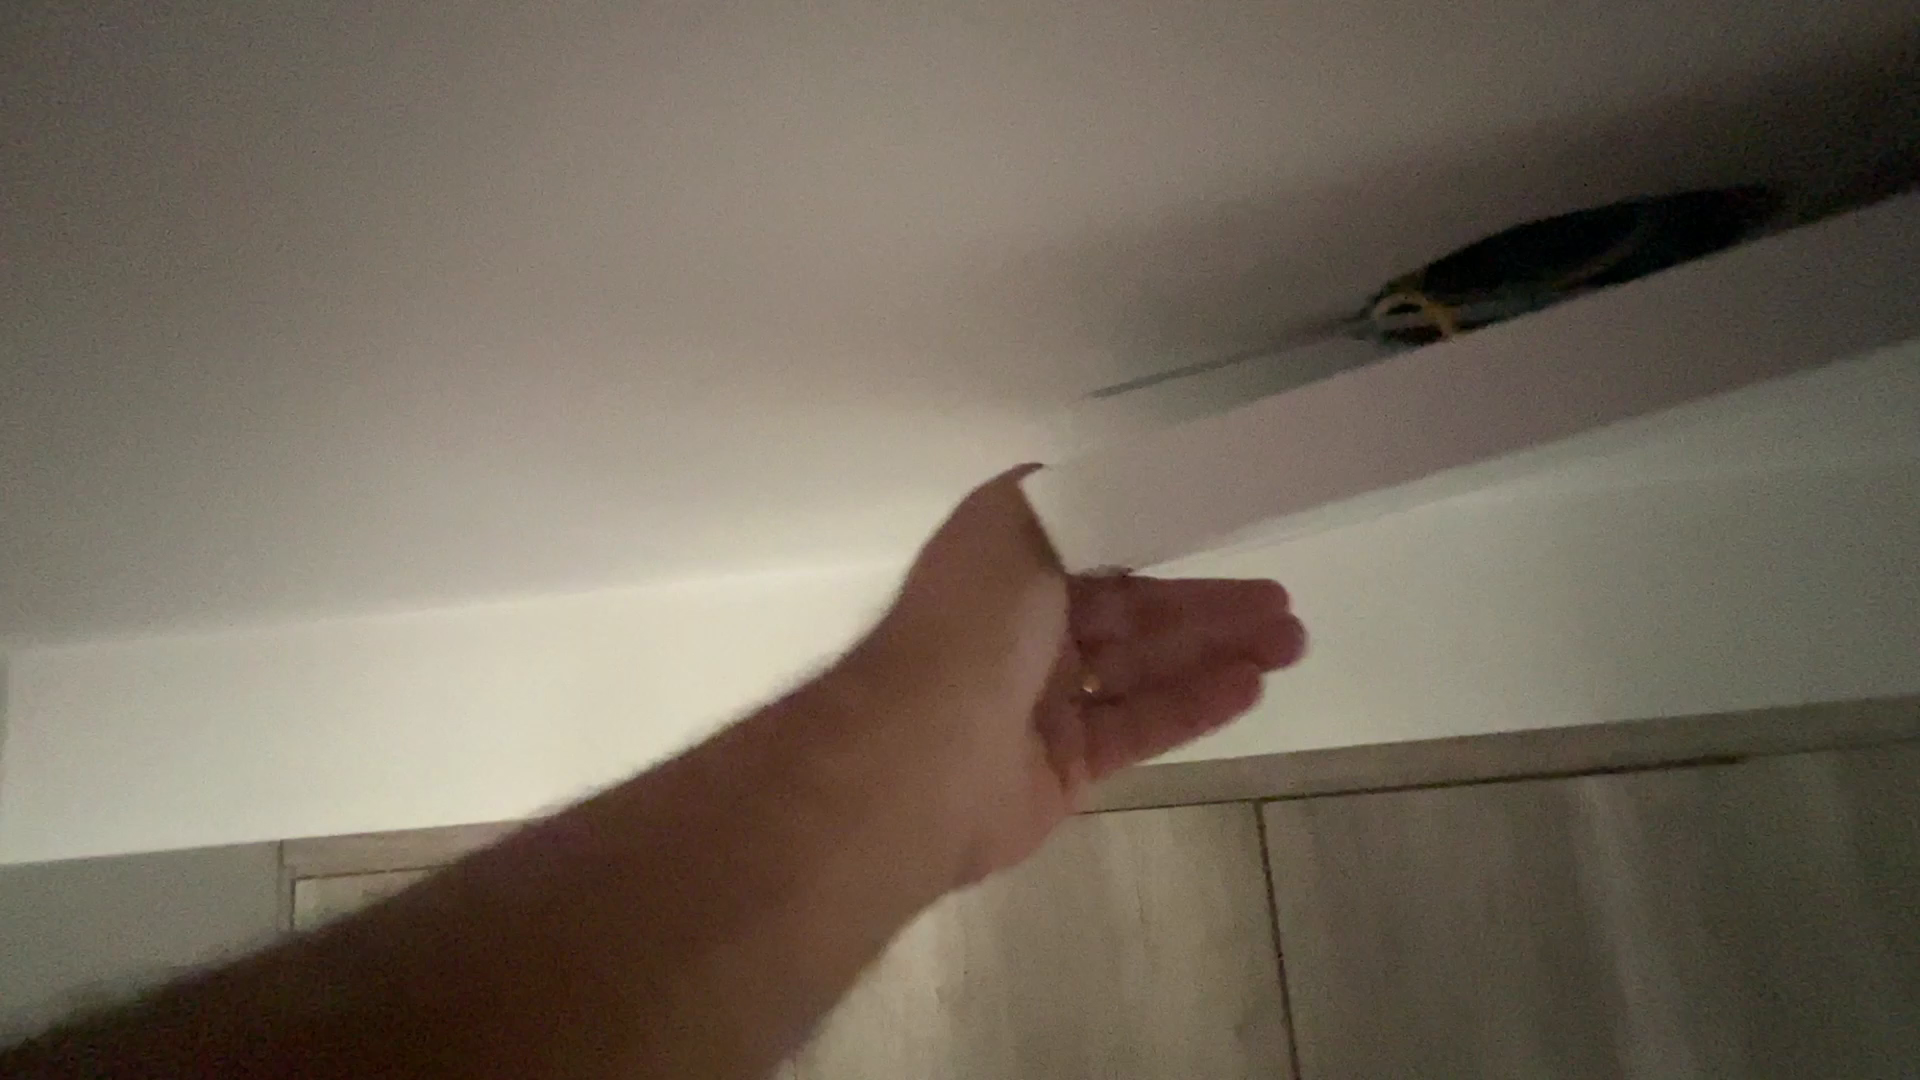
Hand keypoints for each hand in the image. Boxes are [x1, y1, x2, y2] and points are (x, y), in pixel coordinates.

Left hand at [843, 468, 1305, 883]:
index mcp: (1007, 571)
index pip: (1099, 552)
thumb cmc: (974, 623)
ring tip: (1289, 642)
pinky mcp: (1064, 764)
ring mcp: (1043, 701)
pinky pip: (1137, 726)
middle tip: (1282, 605)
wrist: (924, 753)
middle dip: (1206, 606)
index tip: (1227, 538)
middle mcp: (1023, 632)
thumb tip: (1106, 485)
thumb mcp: (1017, 522)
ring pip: (1142, 670)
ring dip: (1215, 653)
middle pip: (1131, 614)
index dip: (1165, 545)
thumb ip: (1070, 501)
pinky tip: (1250, 686)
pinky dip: (1192, 705)